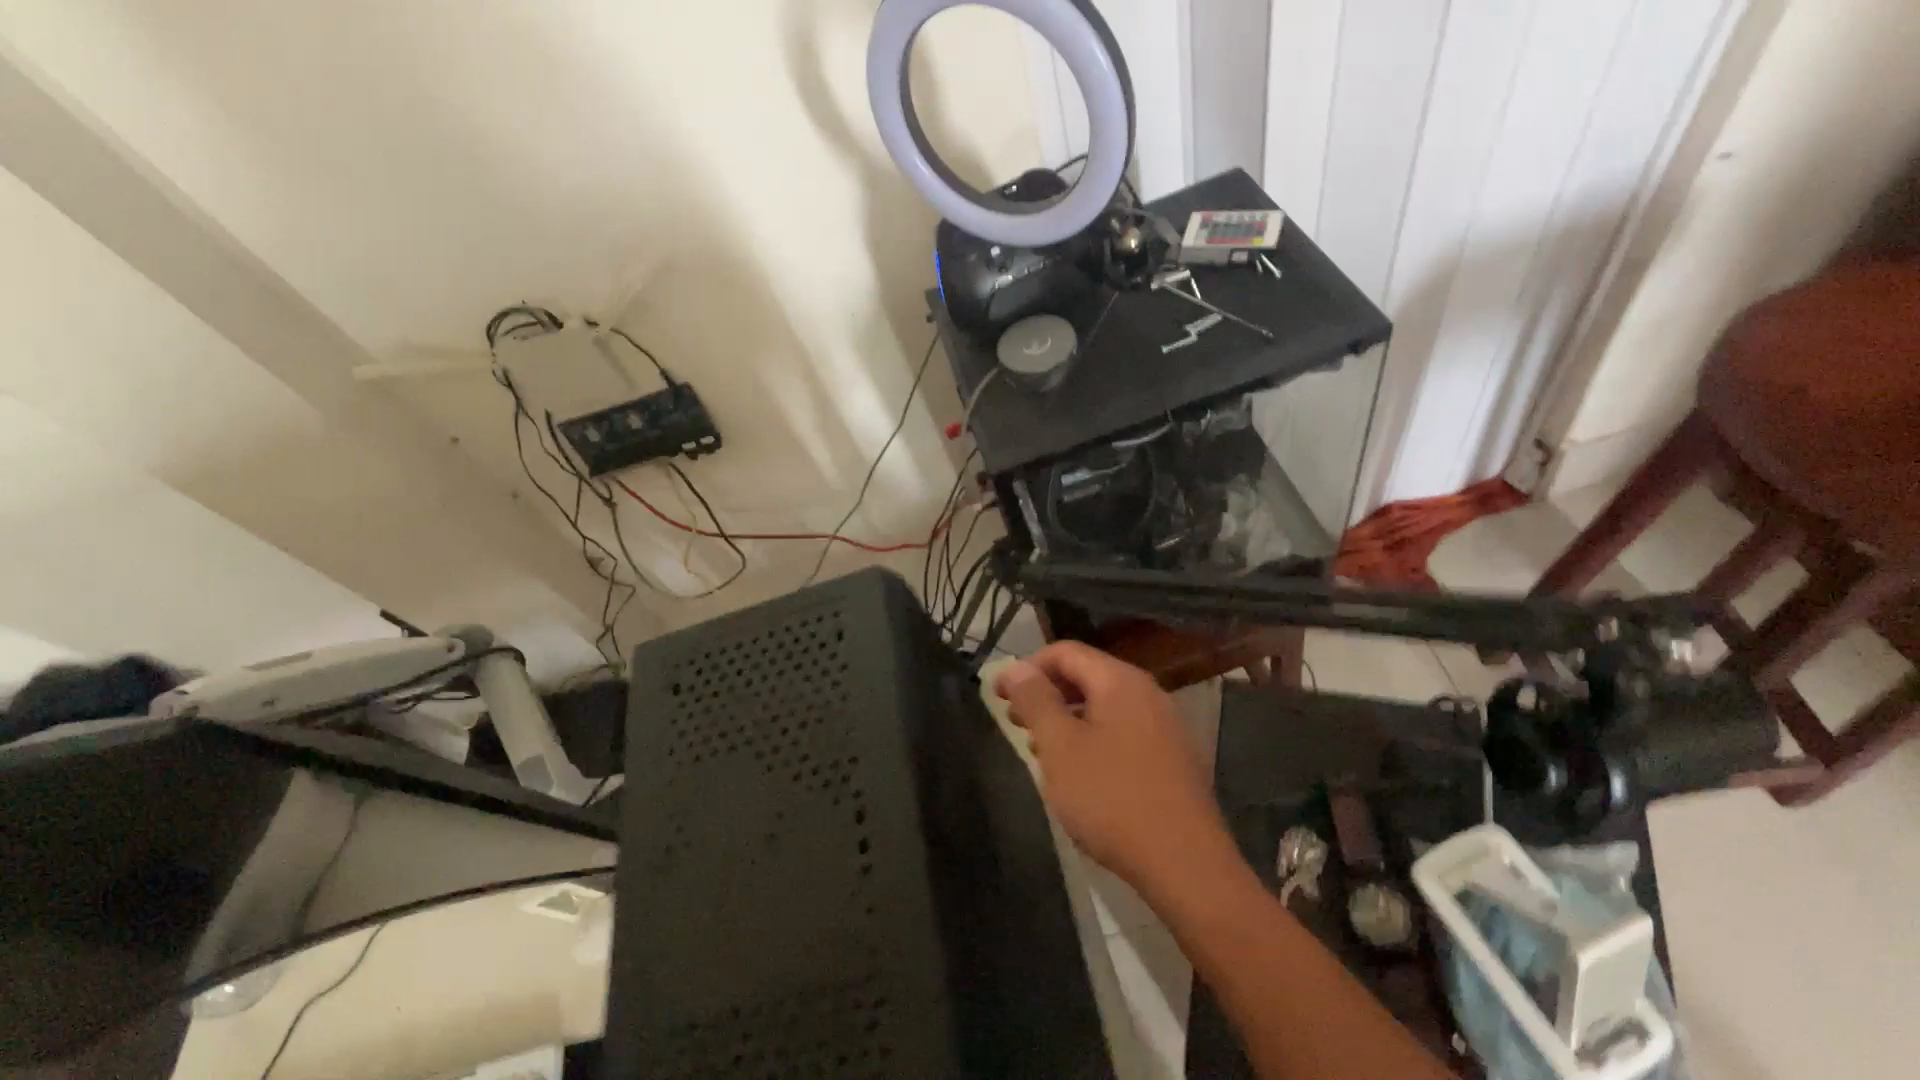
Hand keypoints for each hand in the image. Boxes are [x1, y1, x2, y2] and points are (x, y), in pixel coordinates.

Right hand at [994, 642, 1236, 891]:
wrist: (1184, 862)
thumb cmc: (1112, 798)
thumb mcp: (1060, 747)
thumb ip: (1036, 701)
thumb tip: (1015, 667)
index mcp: (1121, 682)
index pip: (1066, 652)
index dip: (1026, 668)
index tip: (998, 696)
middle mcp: (1149, 694)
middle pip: (1088, 677)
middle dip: (1046, 695)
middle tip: (1015, 723)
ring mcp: (1166, 728)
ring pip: (1105, 709)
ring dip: (1067, 721)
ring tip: (1041, 753)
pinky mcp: (1173, 761)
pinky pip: (1123, 735)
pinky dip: (1093, 742)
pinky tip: (1079, 777)